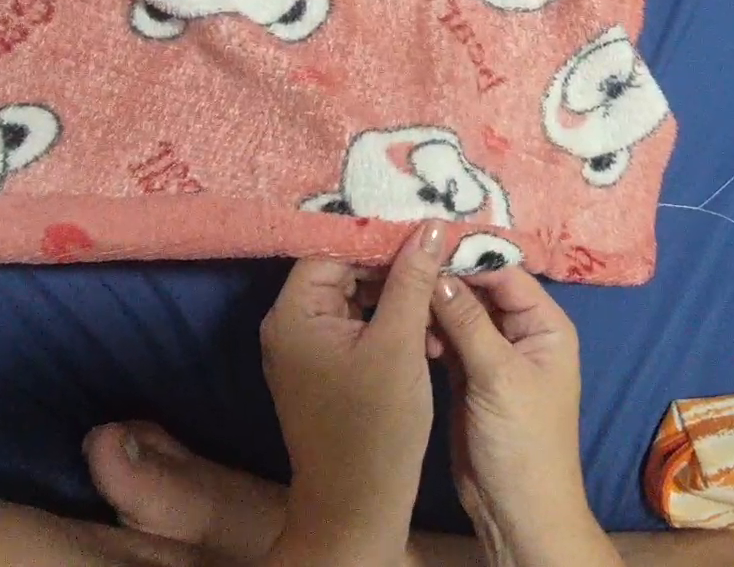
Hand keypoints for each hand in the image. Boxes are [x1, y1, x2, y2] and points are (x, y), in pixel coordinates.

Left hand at [259, 223, 446, 564]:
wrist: (358, 511)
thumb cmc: (376, 426)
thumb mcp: (400, 343)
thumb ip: (413, 278)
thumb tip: (430, 225)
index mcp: (295, 312)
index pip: (333, 247)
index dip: (378, 233)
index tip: (423, 223)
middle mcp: (292, 322)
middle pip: (346, 268)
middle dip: (395, 263)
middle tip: (440, 253)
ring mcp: (309, 346)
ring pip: (358, 294)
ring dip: (399, 292)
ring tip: (441, 289)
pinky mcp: (328, 365)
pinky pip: (360, 322)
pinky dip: (393, 319)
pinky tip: (429, 326)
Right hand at [429, 269, 619, 566]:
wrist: (517, 512)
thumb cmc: (523, 440)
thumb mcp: (498, 376)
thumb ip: (469, 322)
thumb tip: (440, 271)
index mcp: (544, 323)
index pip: (505, 273)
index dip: (469, 257)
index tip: (427, 242)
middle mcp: (521, 331)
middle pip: (480, 290)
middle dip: (447, 280)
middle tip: (404, 267)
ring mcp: (493, 353)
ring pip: (460, 313)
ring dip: (435, 308)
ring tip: (404, 303)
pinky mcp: (469, 374)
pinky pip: (449, 339)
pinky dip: (431, 333)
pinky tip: (411, 333)